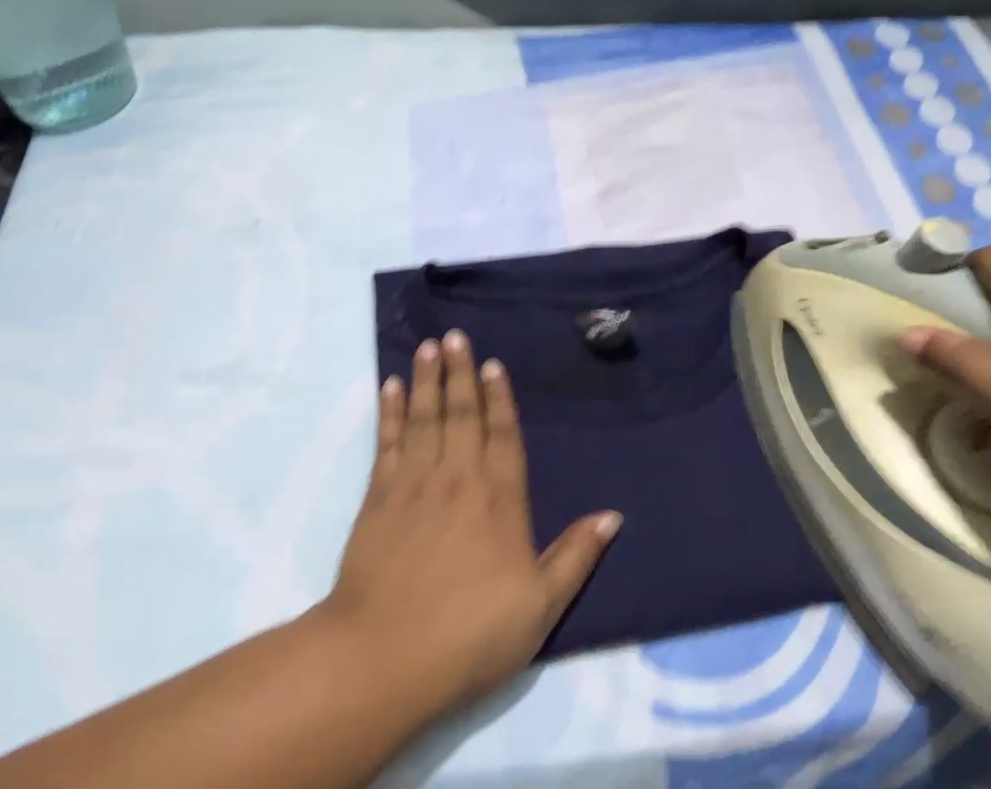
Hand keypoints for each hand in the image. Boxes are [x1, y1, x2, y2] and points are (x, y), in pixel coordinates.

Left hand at [315, 330, 620, 714]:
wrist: (387, 653)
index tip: (492, 365)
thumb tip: (613, 516)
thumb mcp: (541, 607)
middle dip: (459, 373)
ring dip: (425, 380)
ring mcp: (413, 486)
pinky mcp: (377, 499)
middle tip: (455, 336)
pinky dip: (389, 412)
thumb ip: (575, 557)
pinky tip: (389, 389)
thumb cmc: (472, 635)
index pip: (503, 436)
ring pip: (422, 419)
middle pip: (460, 415)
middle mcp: (458, 480)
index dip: (499, 399)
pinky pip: (386, 442)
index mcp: (500, 502)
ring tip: (427, 347)